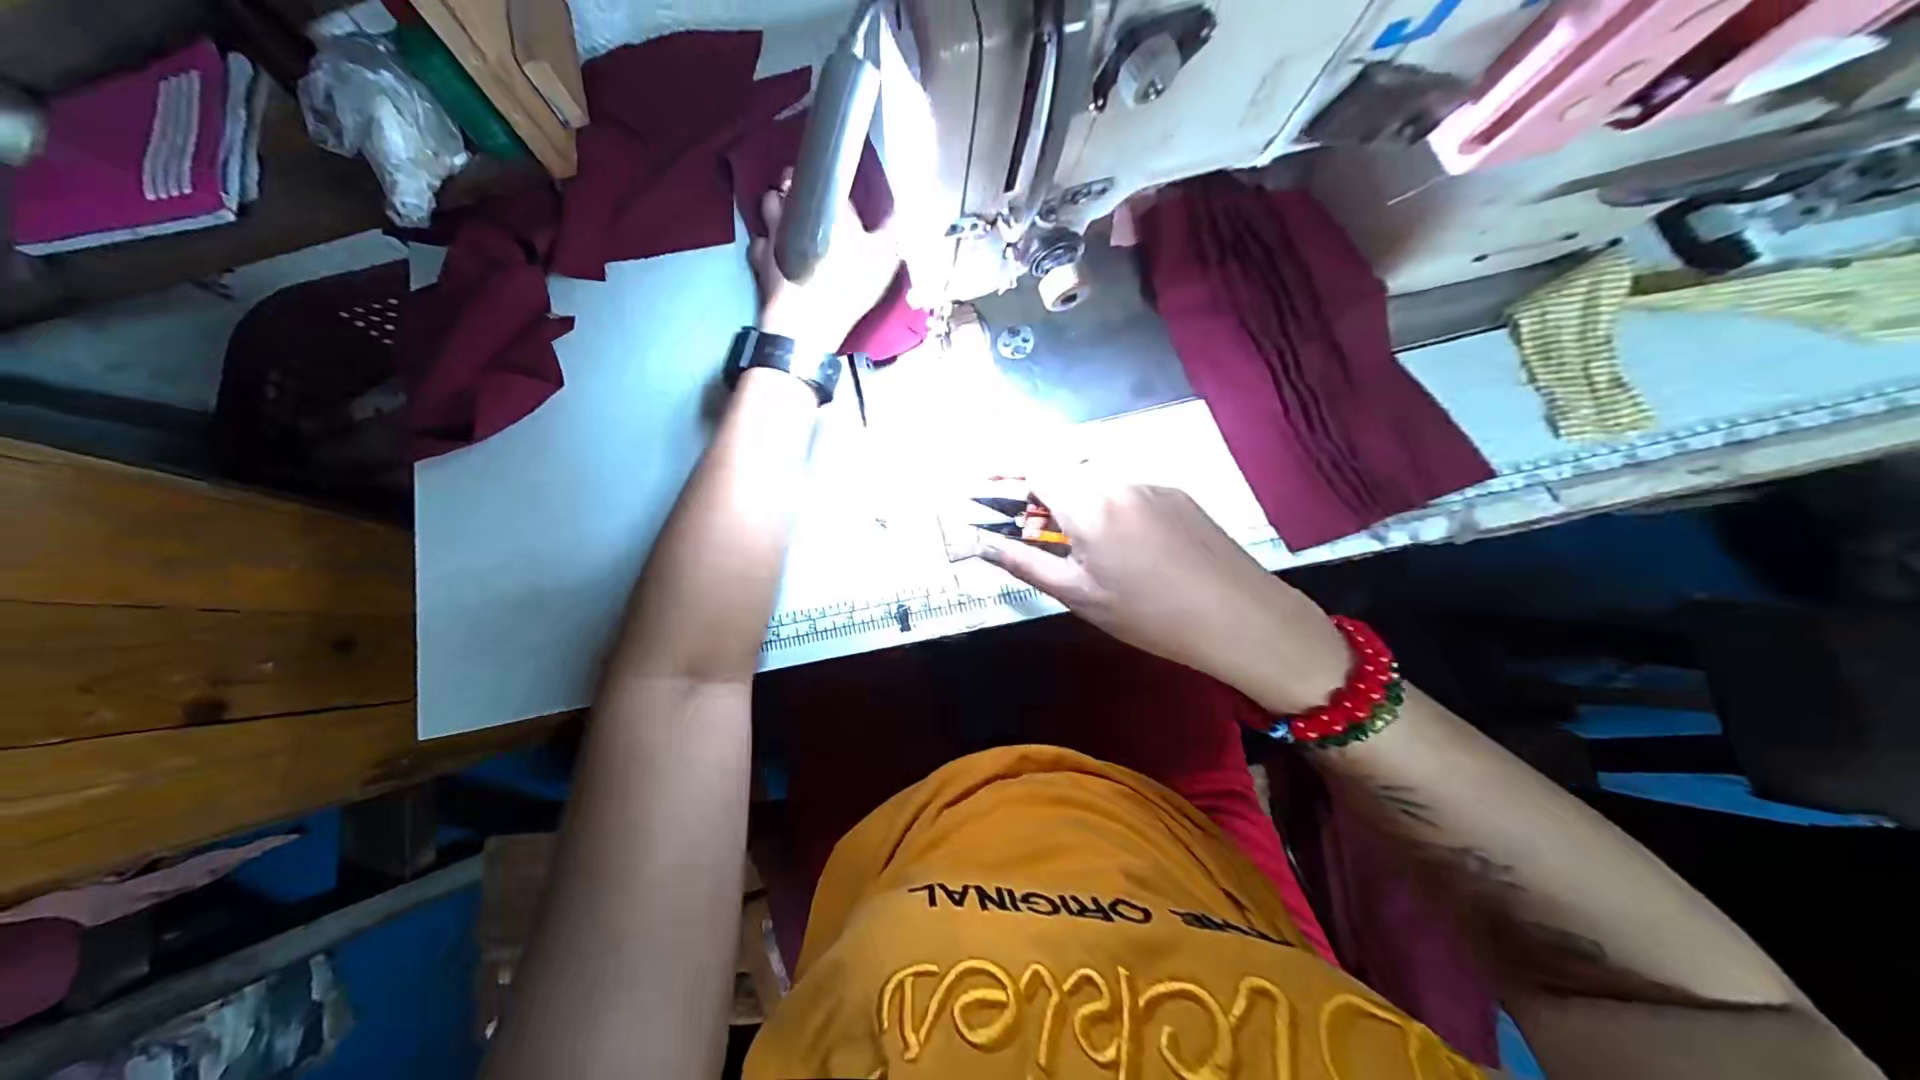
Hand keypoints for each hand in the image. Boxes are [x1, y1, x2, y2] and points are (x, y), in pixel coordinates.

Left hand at [748, 171, 900, 355]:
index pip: (827, 180)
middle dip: (796, 188)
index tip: (835, 194)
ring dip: (776, 208)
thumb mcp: (883, 260)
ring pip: (768, 204)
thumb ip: (891, 231)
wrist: (809, 319)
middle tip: (808, 204)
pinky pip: (757, 240)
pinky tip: (773, 252)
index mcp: (830, 206)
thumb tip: (897, 211)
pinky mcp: (758, 256)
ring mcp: (773, 232)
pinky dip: (764, 243)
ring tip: (790, 222)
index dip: (830, 184)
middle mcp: (796, 209)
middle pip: (790, 183)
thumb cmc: (849, 287)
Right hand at [977, 475, 1350, 713]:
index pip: (1032, 465)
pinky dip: (1106, 506)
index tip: (985, 492)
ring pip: (1096, 479)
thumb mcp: (1077, 594)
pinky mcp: (1177, 495)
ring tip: (1073, 542)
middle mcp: (1117, 480)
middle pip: (1063, 468)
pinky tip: (1119, 546)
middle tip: (1026, 526)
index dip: (1004, 474)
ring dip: (1072, 499)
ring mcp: (1151, 484)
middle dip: (1036, 490)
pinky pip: (1127, 490)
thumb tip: (980, 543)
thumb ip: (1024, 562)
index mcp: (1088, 503)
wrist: (1240, 617)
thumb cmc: (1148, 614)